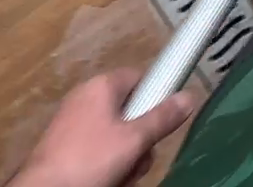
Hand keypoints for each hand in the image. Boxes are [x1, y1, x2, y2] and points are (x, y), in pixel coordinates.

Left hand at [12, 69, 199, 186]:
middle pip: (129, 111)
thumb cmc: (89, 162)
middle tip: (139, 159)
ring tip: (121, 178)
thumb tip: (191, 95)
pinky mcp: (61, 149)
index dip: (155, 97)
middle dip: (140, 139)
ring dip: (124, 157)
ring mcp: (71, 124)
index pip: (140, 77)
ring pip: (114, 136)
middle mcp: (85, 98)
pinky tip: (106, 182)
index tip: (161, 122)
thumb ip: (163, 118)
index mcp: (101, 85)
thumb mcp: (133, 141)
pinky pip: (95, 150)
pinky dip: (105, 166)